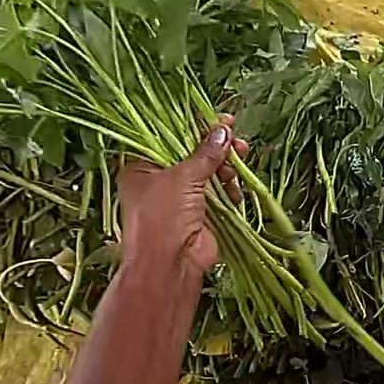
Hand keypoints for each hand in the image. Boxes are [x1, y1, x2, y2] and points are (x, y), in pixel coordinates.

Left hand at [118, 116, 248, 278]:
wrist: (171, 263)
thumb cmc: (162, 217)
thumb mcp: (181, 177)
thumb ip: (204, 153)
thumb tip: (222, 131)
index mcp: (143, 166)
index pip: (170, 137)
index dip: (196, 127)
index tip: (220, 120)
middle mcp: (161, 180)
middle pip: (193, 154)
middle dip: (217, 148)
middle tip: (237, 141)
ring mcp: (182, 197)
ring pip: (209, 173)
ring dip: (227, 167)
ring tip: (240, 163)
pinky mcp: (201, 212)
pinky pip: (219, 193)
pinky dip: (230, 188)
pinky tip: (237, 186)